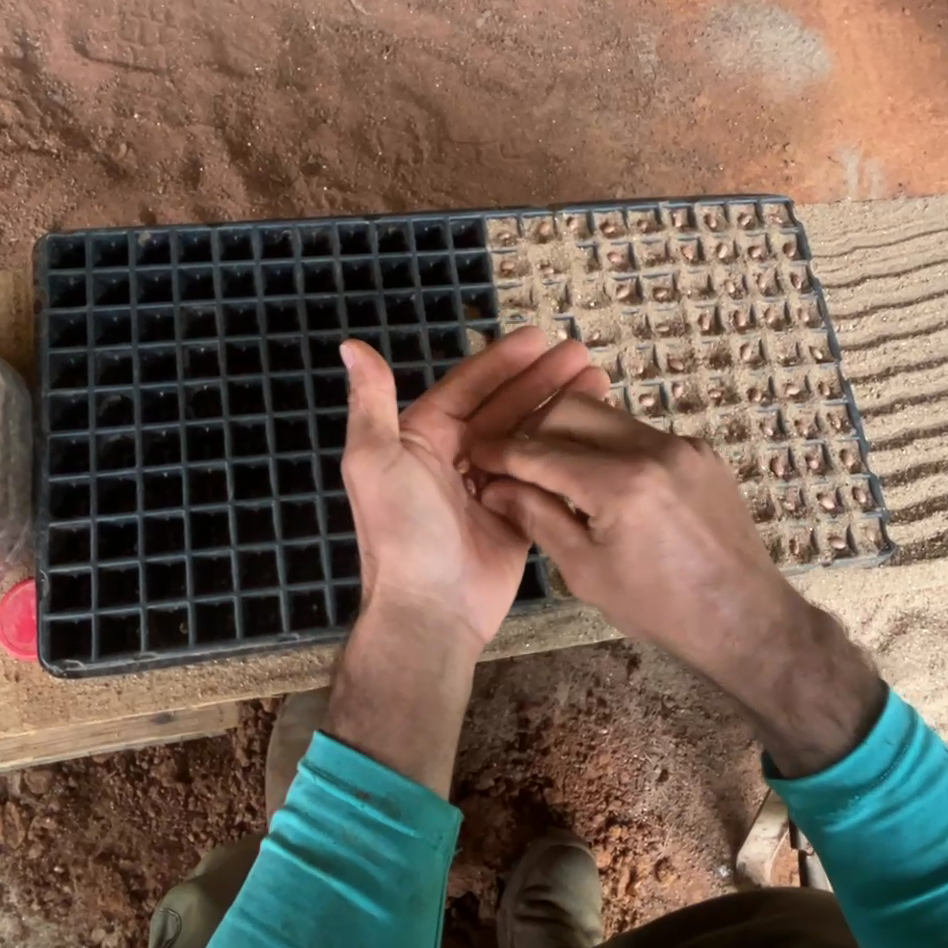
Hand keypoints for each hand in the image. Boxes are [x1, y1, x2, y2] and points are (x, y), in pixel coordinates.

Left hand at [339, 327, 608, 651]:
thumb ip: (371, 402)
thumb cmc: (402, 531)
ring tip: (597, 382)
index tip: (540, 336)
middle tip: (581, 354)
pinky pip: (542, 476)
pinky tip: (592, 433)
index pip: (467, 388)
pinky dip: (564, 454)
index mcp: (422, 438)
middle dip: (540, 379)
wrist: (430, 610)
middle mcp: (455, 458)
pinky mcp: (516, 515)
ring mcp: (488, 487)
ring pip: (526, 438)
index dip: (502, 361)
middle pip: (504, 408)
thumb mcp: (375, 461)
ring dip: (557, 410)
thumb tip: (351, 346)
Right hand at [468, 394, 885, 776]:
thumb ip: (537, 517)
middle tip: (512, 458)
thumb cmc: (660, 609)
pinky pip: (637, 433)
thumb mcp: (585, 572)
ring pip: (606, 416)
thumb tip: (493, 486)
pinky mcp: (699, 452)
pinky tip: (599, 481)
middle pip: (571, 410)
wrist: (747, 620)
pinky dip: (607, 447)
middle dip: (533, 429)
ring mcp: (682, 445)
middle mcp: (653, 448)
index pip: (541, 451)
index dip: (501, 451)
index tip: (474, 452)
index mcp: (621, 484)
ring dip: (570, 436)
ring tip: (551, 470)